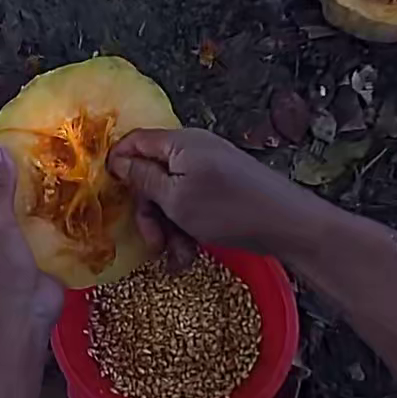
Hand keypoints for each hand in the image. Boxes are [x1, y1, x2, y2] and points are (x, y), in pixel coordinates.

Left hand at [0, 140, 63, 336]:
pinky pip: (54, 236)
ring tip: (75, 176)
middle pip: (15, 201)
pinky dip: (66, 224)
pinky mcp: (43, 260)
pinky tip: (83, 207)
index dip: (5, 167)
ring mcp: (20, 249)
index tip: (28, 146)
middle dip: (34, 184)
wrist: (21, 317)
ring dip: (52, 203)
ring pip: (36, 218)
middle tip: (59, 159)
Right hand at [108, 128, 325, 257]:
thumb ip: (143, 178)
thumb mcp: (175, 198)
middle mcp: (192, 151)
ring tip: (179, 256)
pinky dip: (186, 228)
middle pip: (151, 176)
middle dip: (148, 212)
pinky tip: (191, 253)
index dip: (117, 164)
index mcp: (179, 144)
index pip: (135, 141)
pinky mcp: (219, 190)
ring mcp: (208, 171)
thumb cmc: (228, 209)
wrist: (287, 224)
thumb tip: (117, 161)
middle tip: (154, 241)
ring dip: (167, 228)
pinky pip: (190, 205)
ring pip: (170, 197)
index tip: (109, 194)